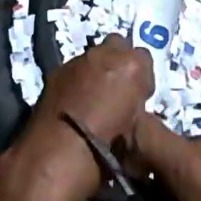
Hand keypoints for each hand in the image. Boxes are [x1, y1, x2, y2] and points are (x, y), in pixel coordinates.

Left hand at [0, 35, 152, 200]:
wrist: (56, 155)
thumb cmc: (107, 149)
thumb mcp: (137, 130)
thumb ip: (137, 106)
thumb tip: (131, 106)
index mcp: (131, 66)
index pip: (144, 57)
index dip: (141, 78)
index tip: (137, 97)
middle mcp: (104, 54)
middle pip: (118, 45)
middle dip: (119, 63)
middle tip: (117, 92)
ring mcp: (78, 60)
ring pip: (94, 56)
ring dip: (97, 72)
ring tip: (93, 101)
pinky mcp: (57, 71)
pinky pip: (74, 69)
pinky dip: (78, 81)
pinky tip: (74, 104)